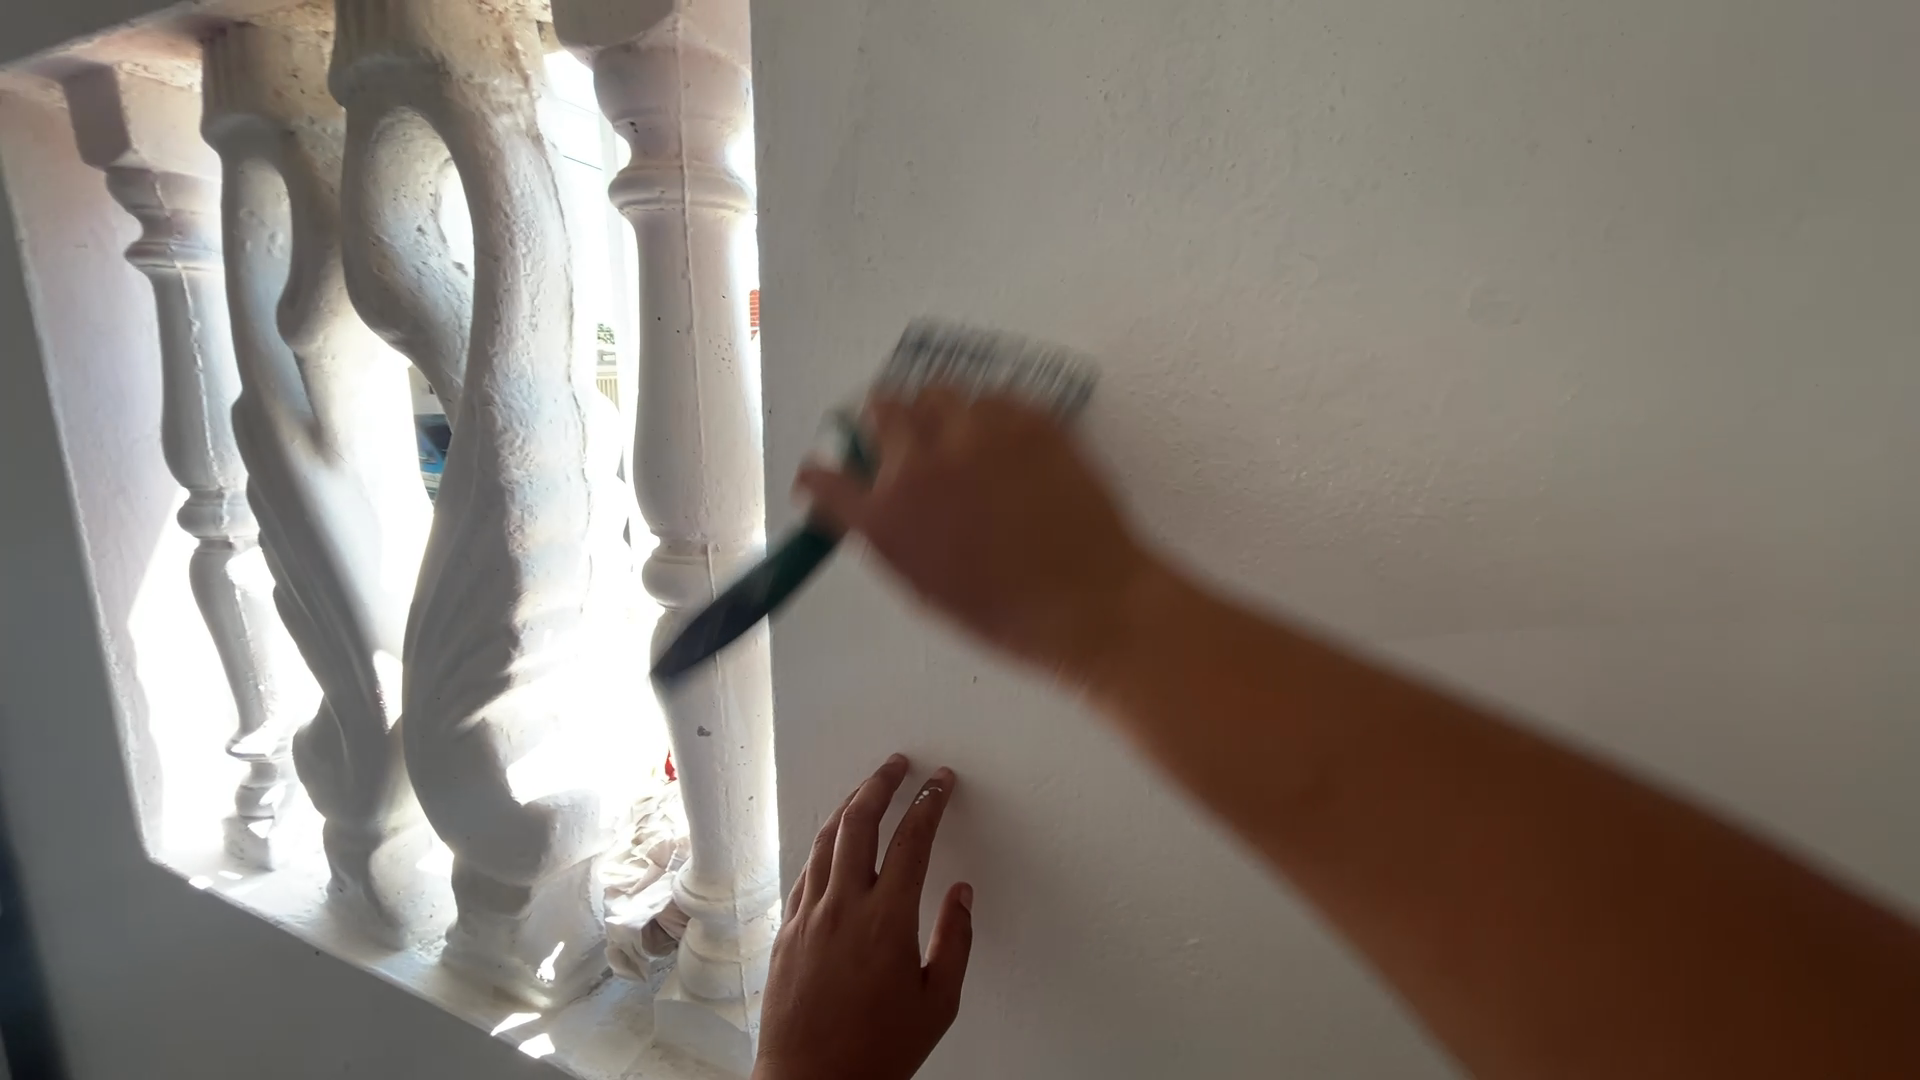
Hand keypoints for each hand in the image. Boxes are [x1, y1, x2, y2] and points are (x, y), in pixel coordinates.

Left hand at [754, 755, 973, 1079]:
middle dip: (881, 783)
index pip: (912, 840)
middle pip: (860, 821)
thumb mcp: (938, 1004)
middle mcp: (844, 907)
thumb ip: (956, 941)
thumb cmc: (876, 1053)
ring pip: (827, 838)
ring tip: (868, 786)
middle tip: (898, 764)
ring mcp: (809, 915)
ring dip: (850, 804)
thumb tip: (962, 894)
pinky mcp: (787, 929)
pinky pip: (807, 869)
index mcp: (887, 921)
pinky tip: (835, 837)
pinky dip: (825, 843)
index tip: (940, 782)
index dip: (930, 802)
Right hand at [797, 390, 1155, 681]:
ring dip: (934, 411)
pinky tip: (1002, 444)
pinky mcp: (1028, 419)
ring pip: (937, 390)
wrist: (1090, 603)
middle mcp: (922, 464)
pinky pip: (993, 397)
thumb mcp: (923, 588)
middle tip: (894, 433)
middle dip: (878, 418)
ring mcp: (977, 435)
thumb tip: (873, 503)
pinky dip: (987, 416)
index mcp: (888, 518)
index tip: (824, 472)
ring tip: (954, 436)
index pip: (824, 477)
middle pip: (879, 405)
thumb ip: (888, 536)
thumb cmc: (1004, 615)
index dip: (818, 473)